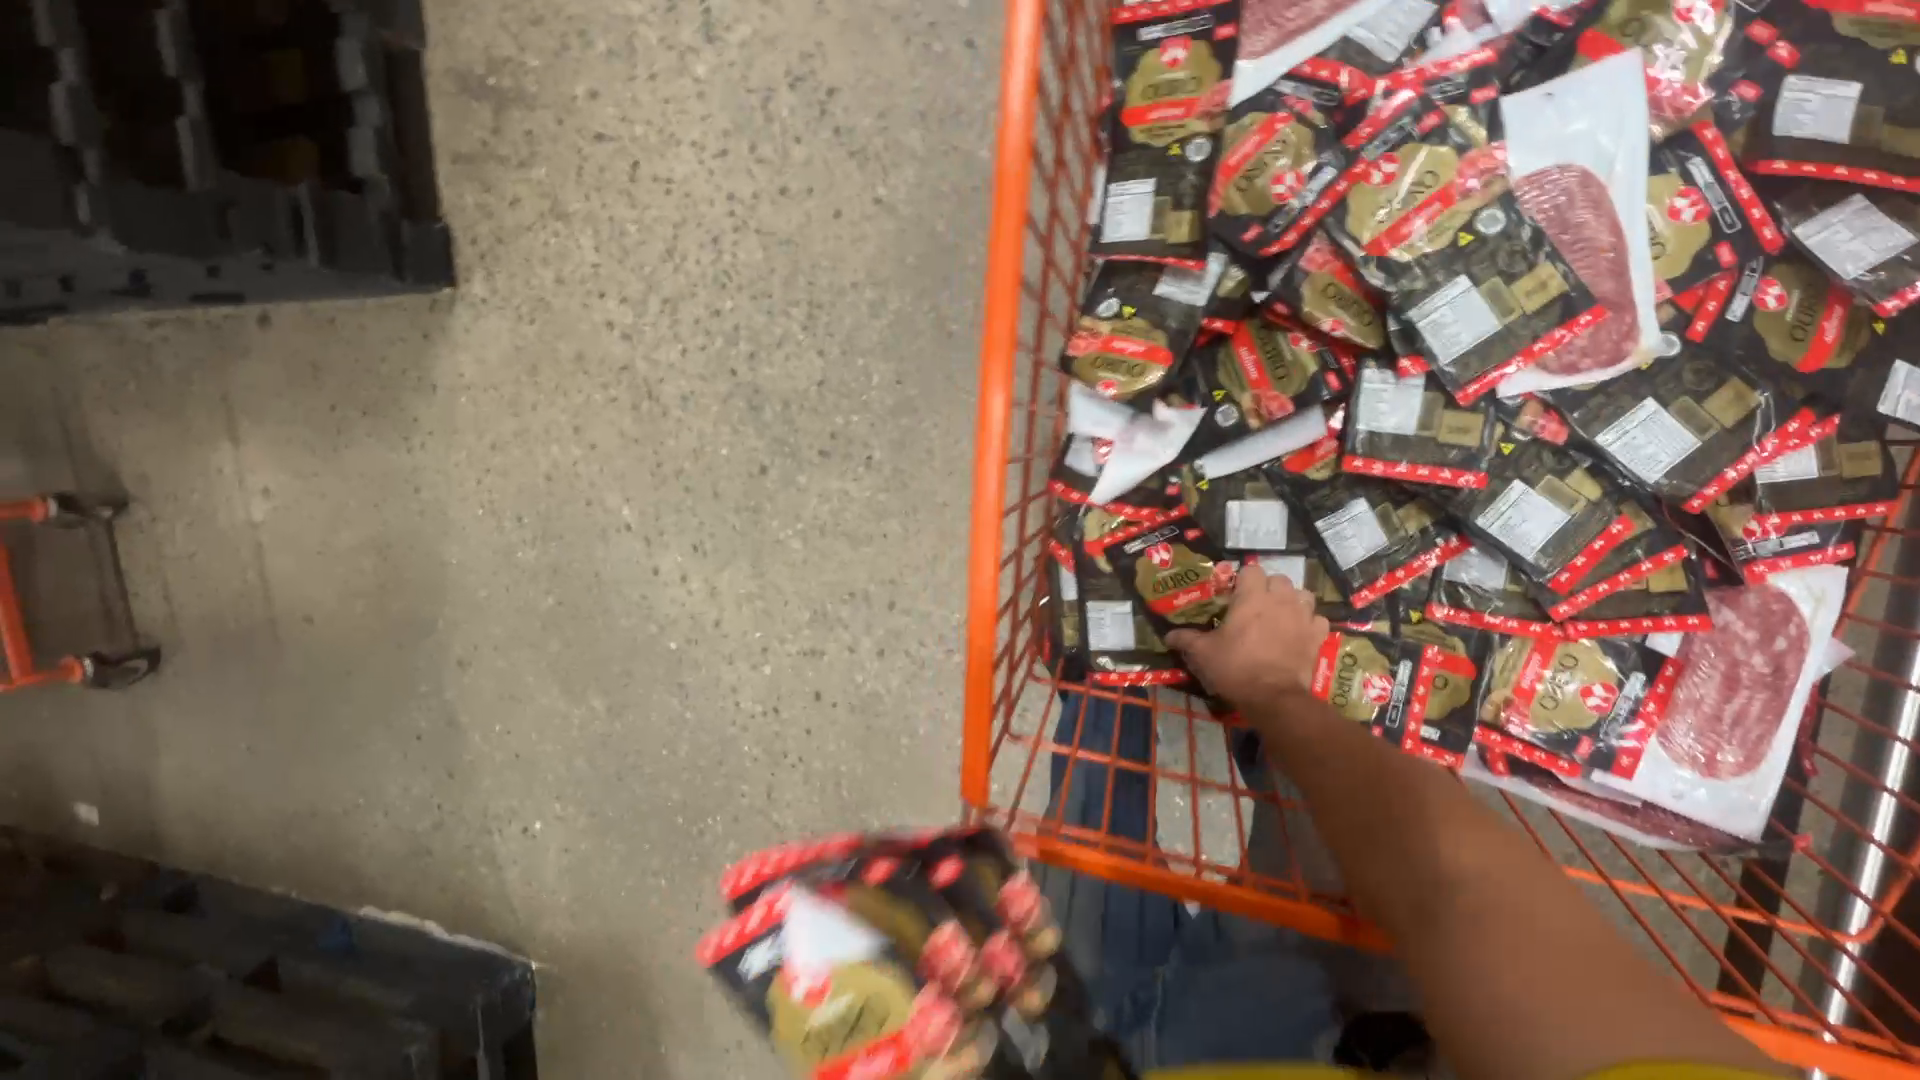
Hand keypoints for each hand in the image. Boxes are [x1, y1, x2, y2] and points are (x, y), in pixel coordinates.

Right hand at [1166, 562, 1330, 708]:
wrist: (1273, 696)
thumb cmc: (1235, 668)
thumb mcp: (1203, 654)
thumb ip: (1186, 639)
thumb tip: (1168, 635)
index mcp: (1251, 598)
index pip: (1252, 570)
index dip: (1243, 579)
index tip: (1234, 594)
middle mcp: (1280, 600)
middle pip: (1279, 579)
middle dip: (1269, 588)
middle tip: (1255, 606)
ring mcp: (1302, 617)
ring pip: (1303, 595)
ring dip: (1292, 600)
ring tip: (1280, 615)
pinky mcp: (1317, 635)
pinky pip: (1317, 619)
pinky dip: (1309, 623)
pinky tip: (1299, 632)